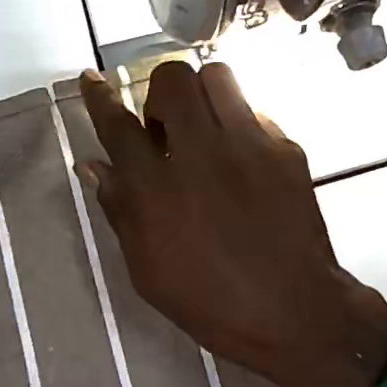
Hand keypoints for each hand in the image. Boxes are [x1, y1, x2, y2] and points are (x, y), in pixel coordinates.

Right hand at [80, 62, 386, 386]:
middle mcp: (202, 154)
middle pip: (173, 80)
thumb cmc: (212, 302)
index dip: (100, 97)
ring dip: (202, 96)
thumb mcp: (148, 270)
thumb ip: (121, 210)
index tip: (92, 79)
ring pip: (218, 77)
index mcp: (157, 191)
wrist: (295, 309)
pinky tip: (241, 159)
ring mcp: (250, 145)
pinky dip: (238, 124)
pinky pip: (255, 111)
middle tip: (167, 129)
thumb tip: (96, 165)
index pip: (119, 125)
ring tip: (204, 131)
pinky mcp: (286, 148)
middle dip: (160, 94)